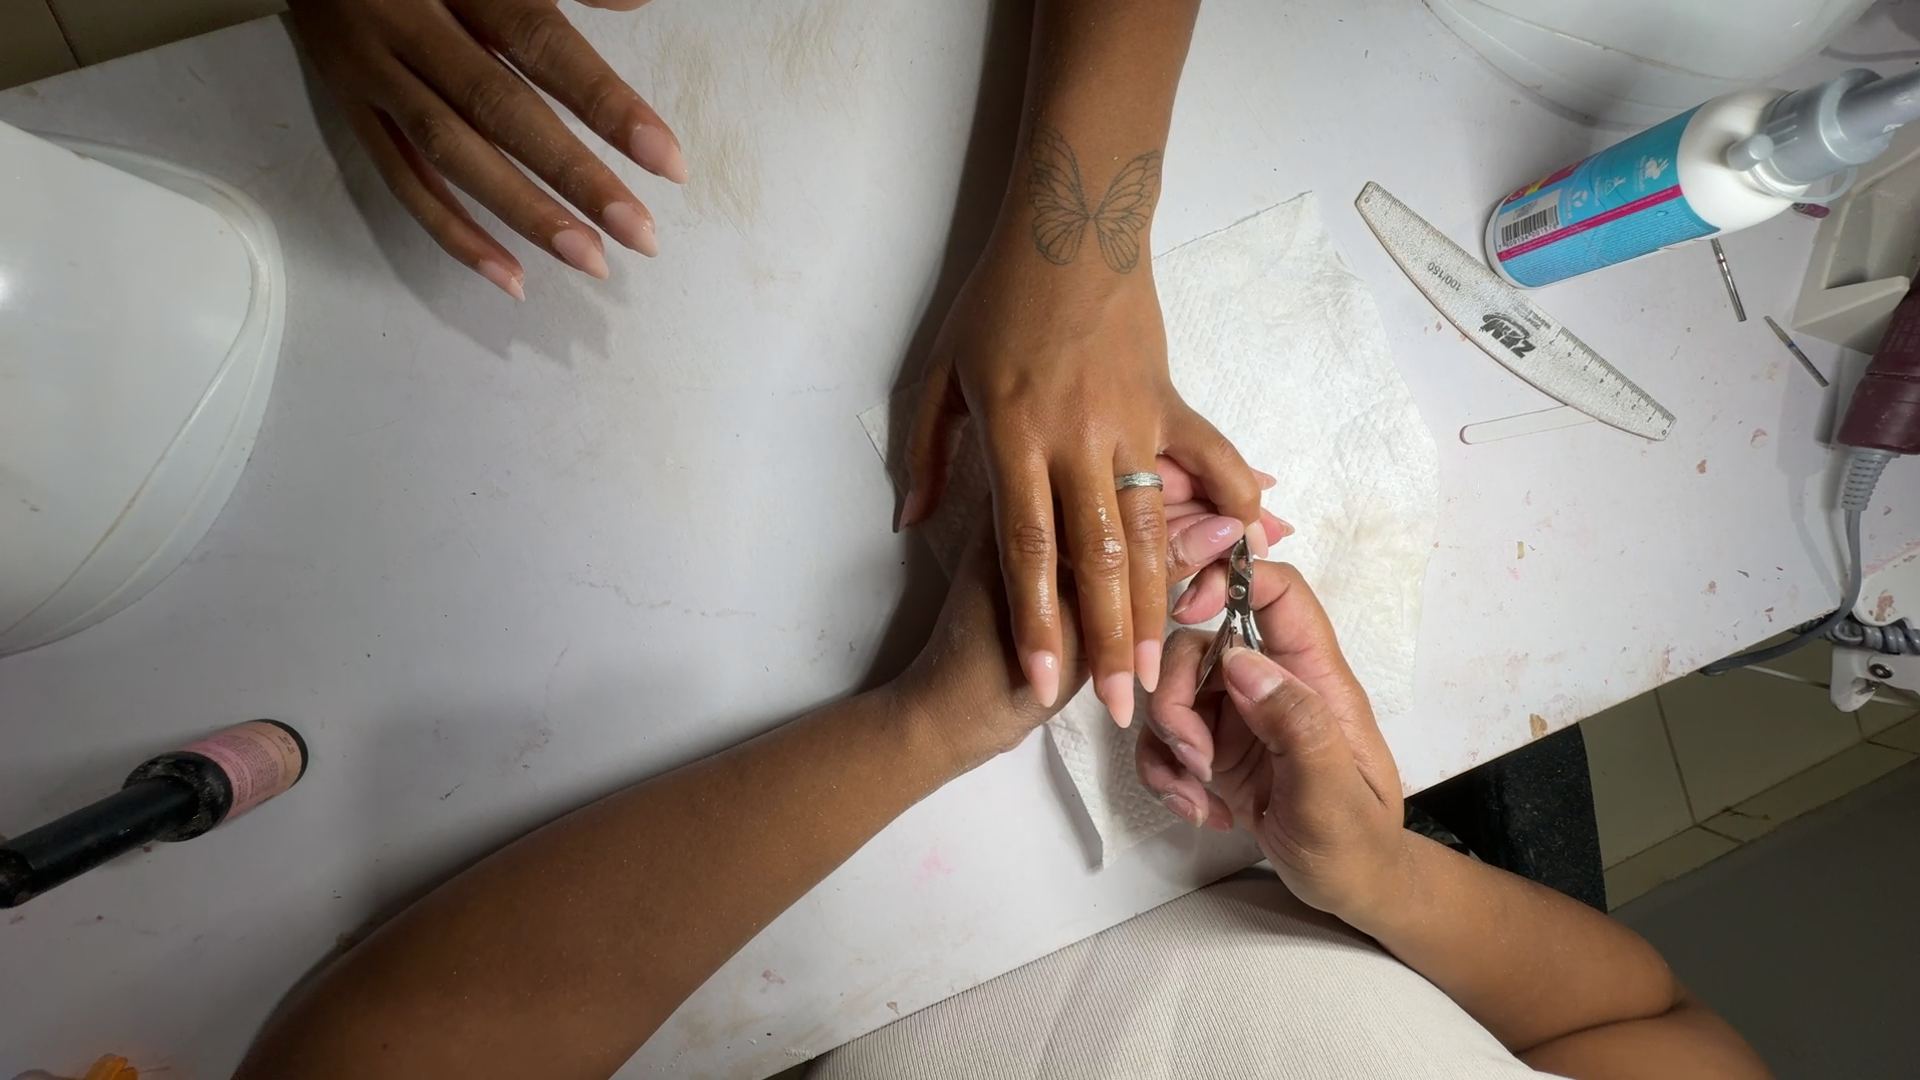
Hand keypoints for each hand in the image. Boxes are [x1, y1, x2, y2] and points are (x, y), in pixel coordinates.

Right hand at [289, 0, 686, 298]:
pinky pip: (399, 179)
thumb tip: (639, 0)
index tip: (671, 166)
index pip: (541, 43)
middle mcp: (403, 18)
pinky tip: (513, 278)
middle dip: (576, 178)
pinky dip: (455, 234)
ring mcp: (366, 66)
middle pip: (499, 108)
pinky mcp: (345, 104)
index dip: (608, 107)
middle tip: (641, 236)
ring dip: (525, 215)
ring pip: (450, 151)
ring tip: (592, 261)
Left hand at [901, 239, 1265, 728]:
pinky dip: (1232, 494)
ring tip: (1170, 657)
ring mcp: (1130, 421)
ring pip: (1149, 526)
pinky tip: (1248, 541)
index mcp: (1013, 437)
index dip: (1036, 623)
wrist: (1069, 220)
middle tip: (1126, 702)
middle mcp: (1074, 439)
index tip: (1046, 684)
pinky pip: (1208, 454)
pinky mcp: (1168, 400)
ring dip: (1162, 596)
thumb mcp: (940, 373)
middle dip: (1110, 638)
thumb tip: (908, 521)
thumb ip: (926, 455)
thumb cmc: (996, 298)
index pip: (1025, 549)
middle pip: (1094, 557)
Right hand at [1138, 561, 1403, 921]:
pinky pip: (1159, 738)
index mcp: (1312, 675)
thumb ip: (1297, 724)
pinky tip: (1198, 809)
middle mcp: (1266, 682)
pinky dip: (1163, 773)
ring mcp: (1231, 713)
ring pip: (1167, 693)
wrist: (1346, 887)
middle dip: (1176, 700)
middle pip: (1195, 646)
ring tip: (1198, 796)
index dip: (1230, 579)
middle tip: (1198, 759)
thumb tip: (1240, 660)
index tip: (1188, 610)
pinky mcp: (1206, 745)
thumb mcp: (1334, 794)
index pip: (1277, 593)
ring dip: (1168, 745)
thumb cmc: (1356, 842)